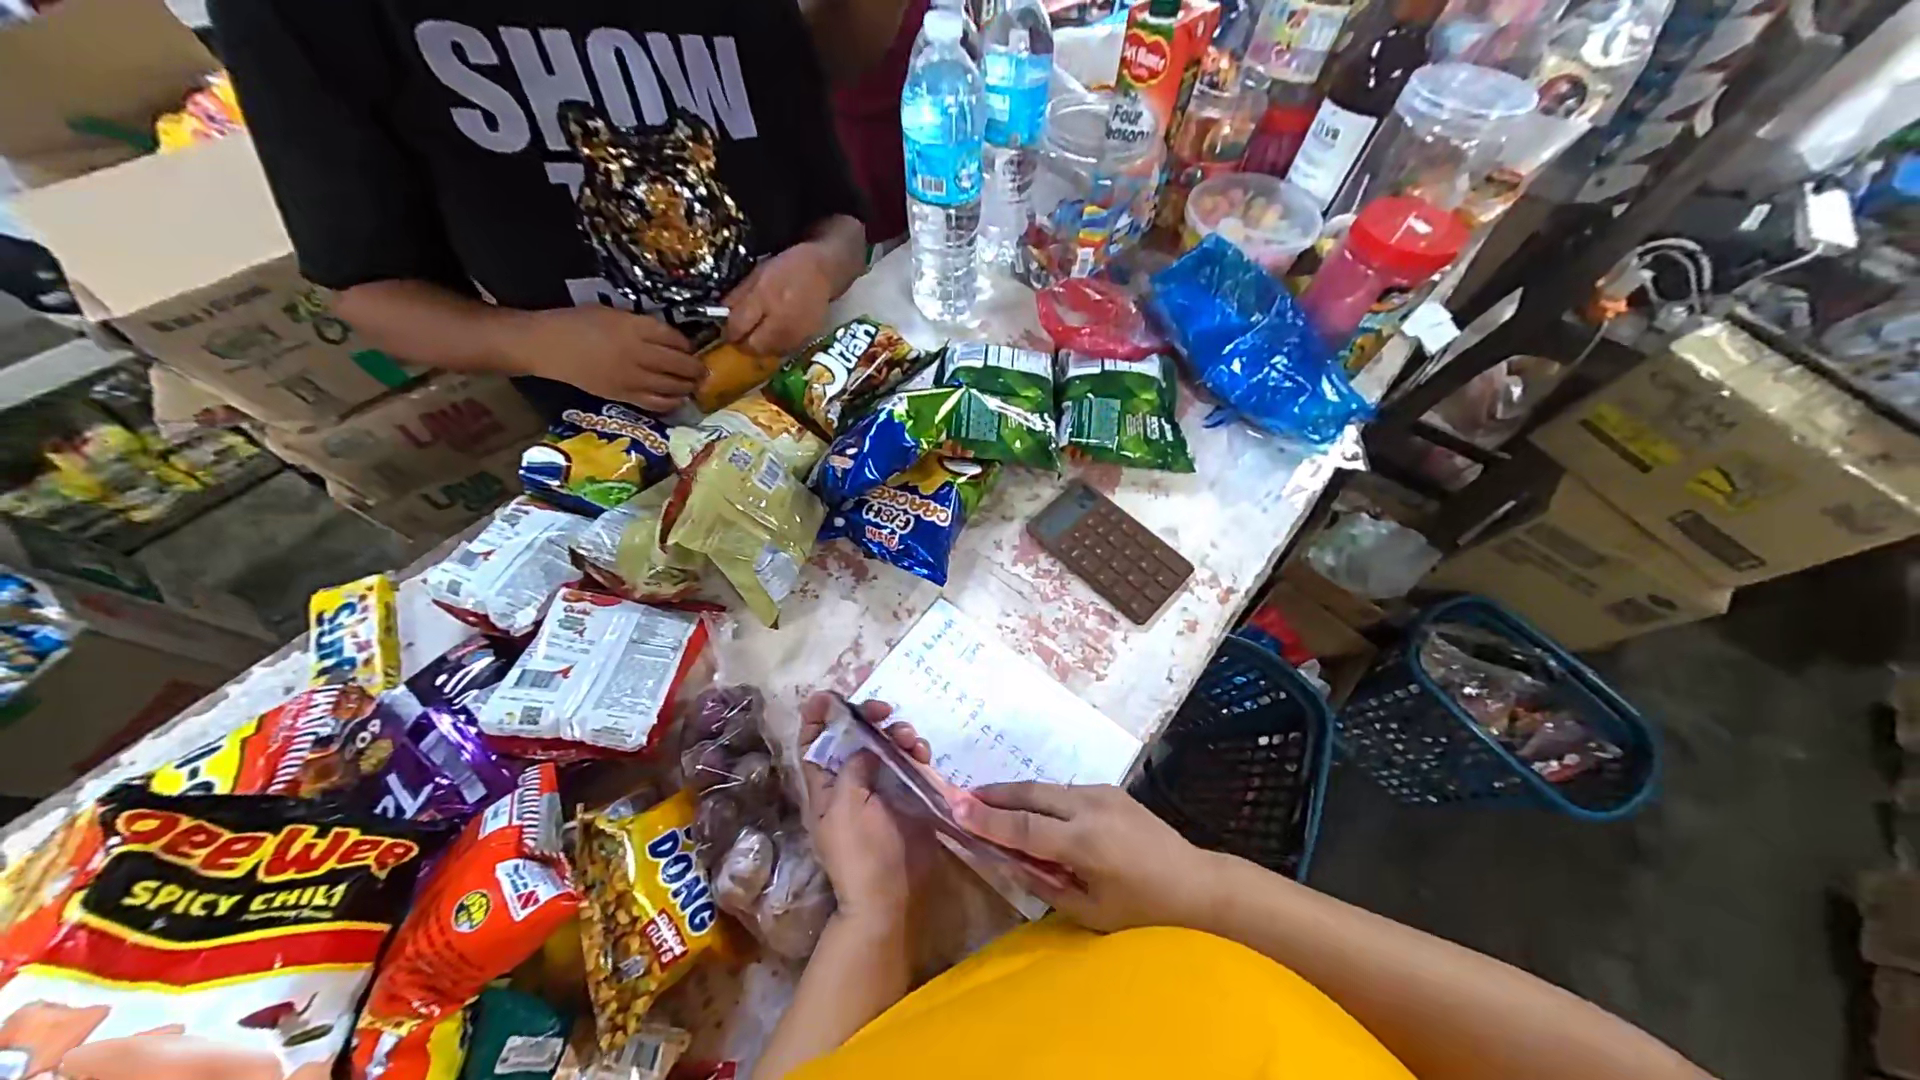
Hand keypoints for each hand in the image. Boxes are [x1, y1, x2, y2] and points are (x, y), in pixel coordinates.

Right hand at [506, 306, 705, 411]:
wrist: (546, 346)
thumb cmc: (578, 323)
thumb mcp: (613, 314)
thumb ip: (642, 326)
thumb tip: (670, 339)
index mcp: (634, 327)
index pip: (674, 338)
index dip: (687, 345)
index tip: (692, 348)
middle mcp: (638, 353)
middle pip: (679, 364)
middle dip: (696, 368)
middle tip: (703, 370)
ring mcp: (632, 377)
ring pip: (673, 385)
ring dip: (688, 386)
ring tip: (695, 385)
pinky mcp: (624, 395)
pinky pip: (657, 403)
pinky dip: (672, 401)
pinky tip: (679, 398)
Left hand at [722, 241, 839, 355]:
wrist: (823, 273)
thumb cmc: (788, 268)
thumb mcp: (757, 274)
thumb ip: (738, 296)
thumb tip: (723, 316)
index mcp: (764, 298)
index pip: (738, 327)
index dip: (729, 331)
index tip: (728, 329)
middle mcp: (780, 321)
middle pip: (752, 347)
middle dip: (743, 343)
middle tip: (741, 335)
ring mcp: (794, 334)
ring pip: (767, 353)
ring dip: (759, 347)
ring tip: (758, 335)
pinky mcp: (805, 341)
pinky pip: (783, 352)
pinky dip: (774, 347)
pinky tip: (775, 335)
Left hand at [798, 693, 930, 927]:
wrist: (890, 896)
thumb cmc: (859, 853)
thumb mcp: (845, 807)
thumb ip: (852, 768)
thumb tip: (864, 746)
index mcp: (824, 786)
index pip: (813, 744)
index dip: (817, 718)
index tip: (829, 695)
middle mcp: (851, 781)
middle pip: (855, 737)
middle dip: (867, 718)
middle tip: (883, 710)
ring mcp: (881, 787)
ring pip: (886, 745)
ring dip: (896, 733)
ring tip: (909, 737)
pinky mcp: (907, 794)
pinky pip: (910, 762)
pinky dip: (916, 751)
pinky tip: (922, 752)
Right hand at [957, 782, 1223, 932]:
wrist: (1199, 886)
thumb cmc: (1144, 912)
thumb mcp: (1091, 912)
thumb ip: (1045, 883)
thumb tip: (1008, 858)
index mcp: (1085, 843)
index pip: (1023, 827)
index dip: (986, 818)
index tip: (954, 805)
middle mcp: (1091, 808)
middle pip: (1030, 793)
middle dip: (994, 793)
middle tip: (962, 795)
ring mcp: (1102, 793)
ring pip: (1046, 788)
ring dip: (1016, 793)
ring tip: (989, 801)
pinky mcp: (1110, 790)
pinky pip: (1065, 791)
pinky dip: (1040, 797)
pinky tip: (1030, 809)